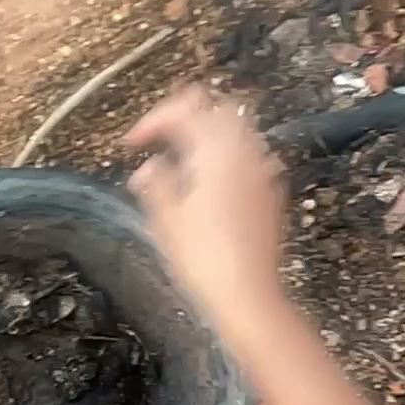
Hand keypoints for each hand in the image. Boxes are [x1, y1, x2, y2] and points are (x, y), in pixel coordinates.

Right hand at [125, 85, 288, 332]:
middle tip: (159, 140)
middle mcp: (247, 152)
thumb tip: (149, 168)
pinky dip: (225, 160)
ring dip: (206, 138)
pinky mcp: (271, 195)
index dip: (153, 119)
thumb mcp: (166, 219)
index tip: (132, 143)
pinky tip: (207, 188)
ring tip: (180, 165)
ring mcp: (264, 173)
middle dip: (185, 118)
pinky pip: (249, 160)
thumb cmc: (204, 260)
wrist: (248, 296)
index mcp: (217, 149)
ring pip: (236, 133)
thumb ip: (154, 182)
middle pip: (216, 110)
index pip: (184, 108)